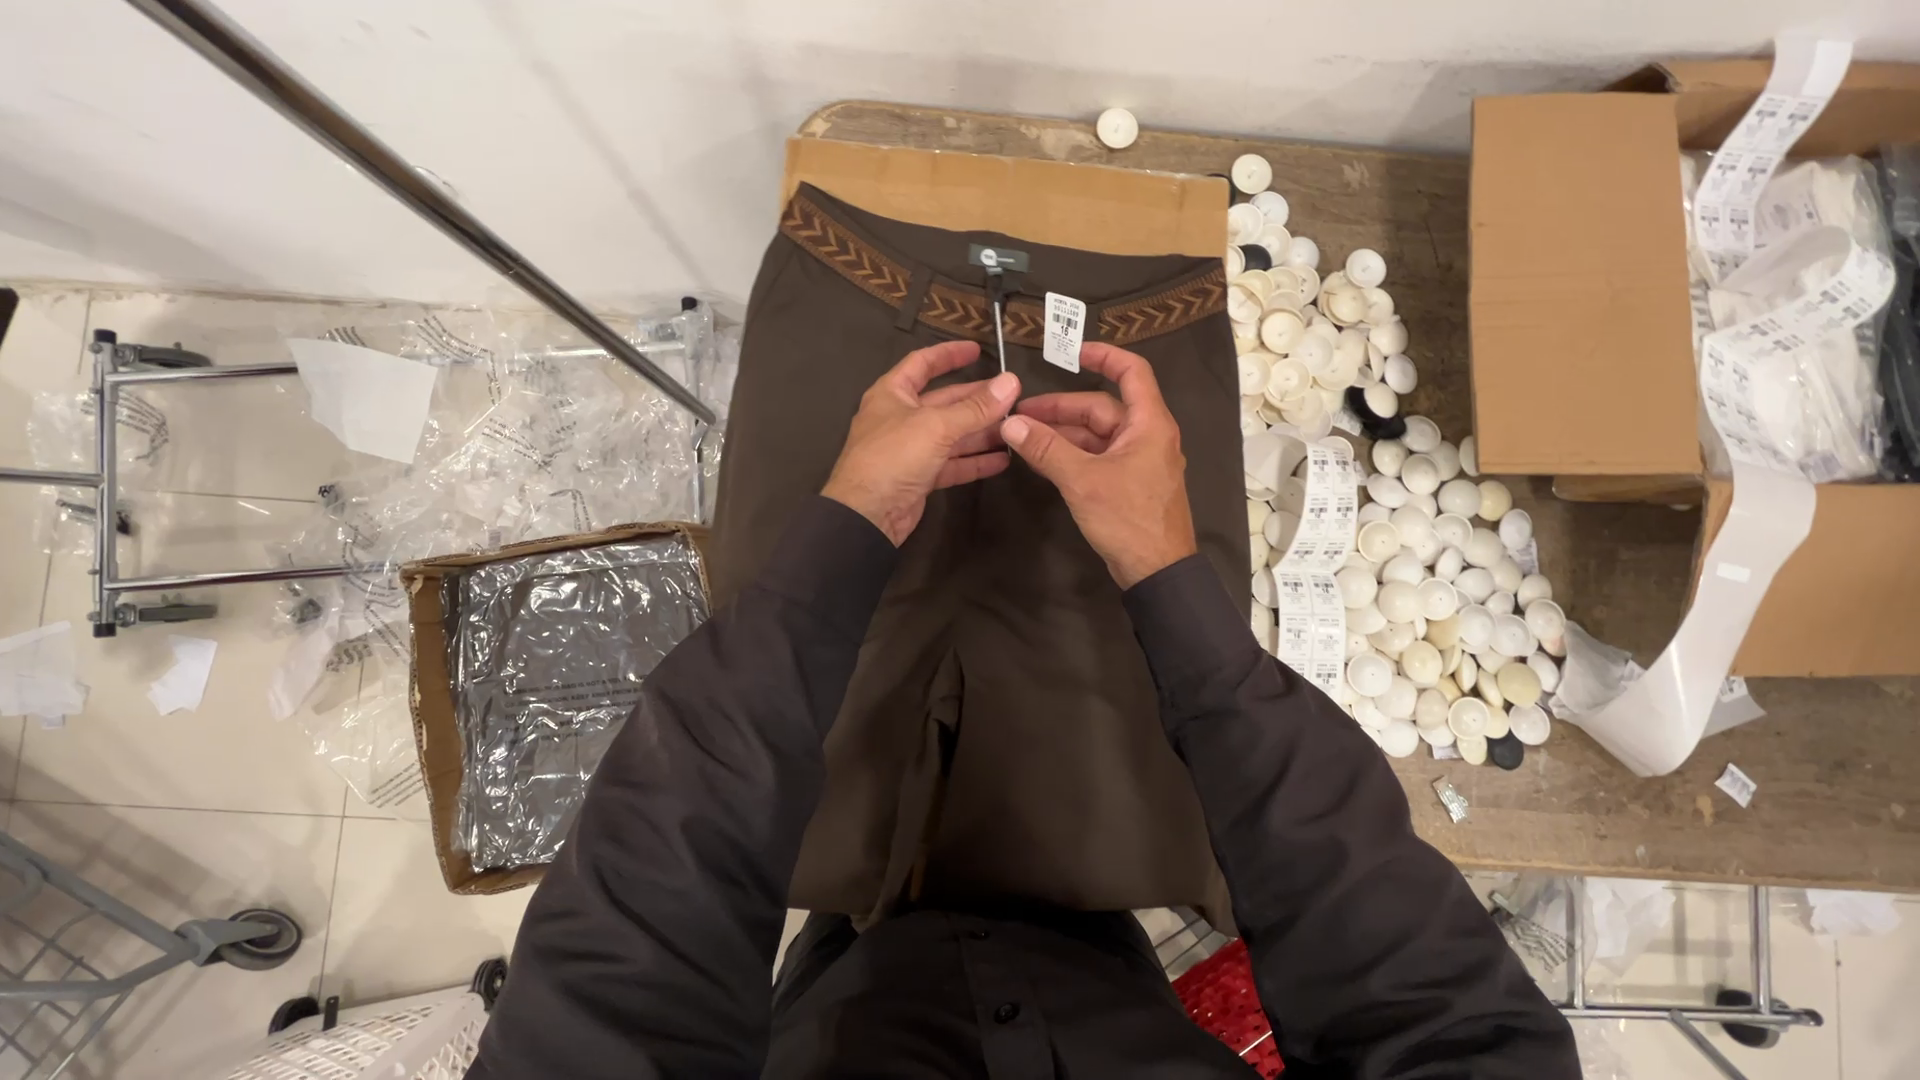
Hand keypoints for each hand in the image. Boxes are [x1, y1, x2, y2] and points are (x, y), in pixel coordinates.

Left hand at [822, 340, 1019, 545]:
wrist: (867, 514)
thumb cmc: (894, 456)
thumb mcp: (936, 426)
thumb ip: (975, 408)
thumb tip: (1011, 383)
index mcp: (893, 393)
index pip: (923, 363)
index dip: (949, 354)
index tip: (977, 349)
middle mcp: (901, 417)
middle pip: (944, 402)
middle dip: (977, 399)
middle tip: (1012, 396)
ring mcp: (911, 449)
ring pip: (952, 435)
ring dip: (981, 432)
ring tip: (1014, 428)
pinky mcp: (920, 477)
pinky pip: (952, 464)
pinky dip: (974, 461)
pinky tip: (1002, 460)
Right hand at [999, 342, 1197, 587]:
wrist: (1156, 571)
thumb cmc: (1128, 519)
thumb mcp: (1082, 481)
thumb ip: (1046, 449)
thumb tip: (1010, 423)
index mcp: (1148, 424)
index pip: (1131, 372)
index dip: (1104, 356)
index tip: (1072, 352)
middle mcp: (1147, 436)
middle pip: (1102, 407)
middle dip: (1061, 409)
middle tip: (1021, 415)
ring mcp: (1138, 461)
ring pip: (1097, 435)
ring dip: (1062, 435)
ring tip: (1023, 438)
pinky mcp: (1129, 484)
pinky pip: (1098, 458)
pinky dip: (1072, 456)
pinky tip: (1043, 460)